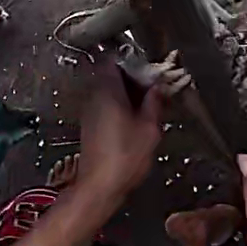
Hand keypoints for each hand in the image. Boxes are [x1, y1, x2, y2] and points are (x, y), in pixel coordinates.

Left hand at [76, 65, 164, 199]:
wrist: (99, 185)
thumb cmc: (125, 156)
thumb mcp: (149, 129)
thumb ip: (153, 104)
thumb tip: (157, 88)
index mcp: (107, 91)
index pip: (112, 60)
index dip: (131, 60)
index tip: (149, 68)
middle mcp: (94, 96)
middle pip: (110, 74)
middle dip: (132, 78)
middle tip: (153, 87)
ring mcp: (89, 110)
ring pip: (108, 90)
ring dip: (127, 93)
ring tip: (148, 104)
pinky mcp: (89, 124)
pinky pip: (104, 104)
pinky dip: (119, 105)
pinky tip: (135, 118)